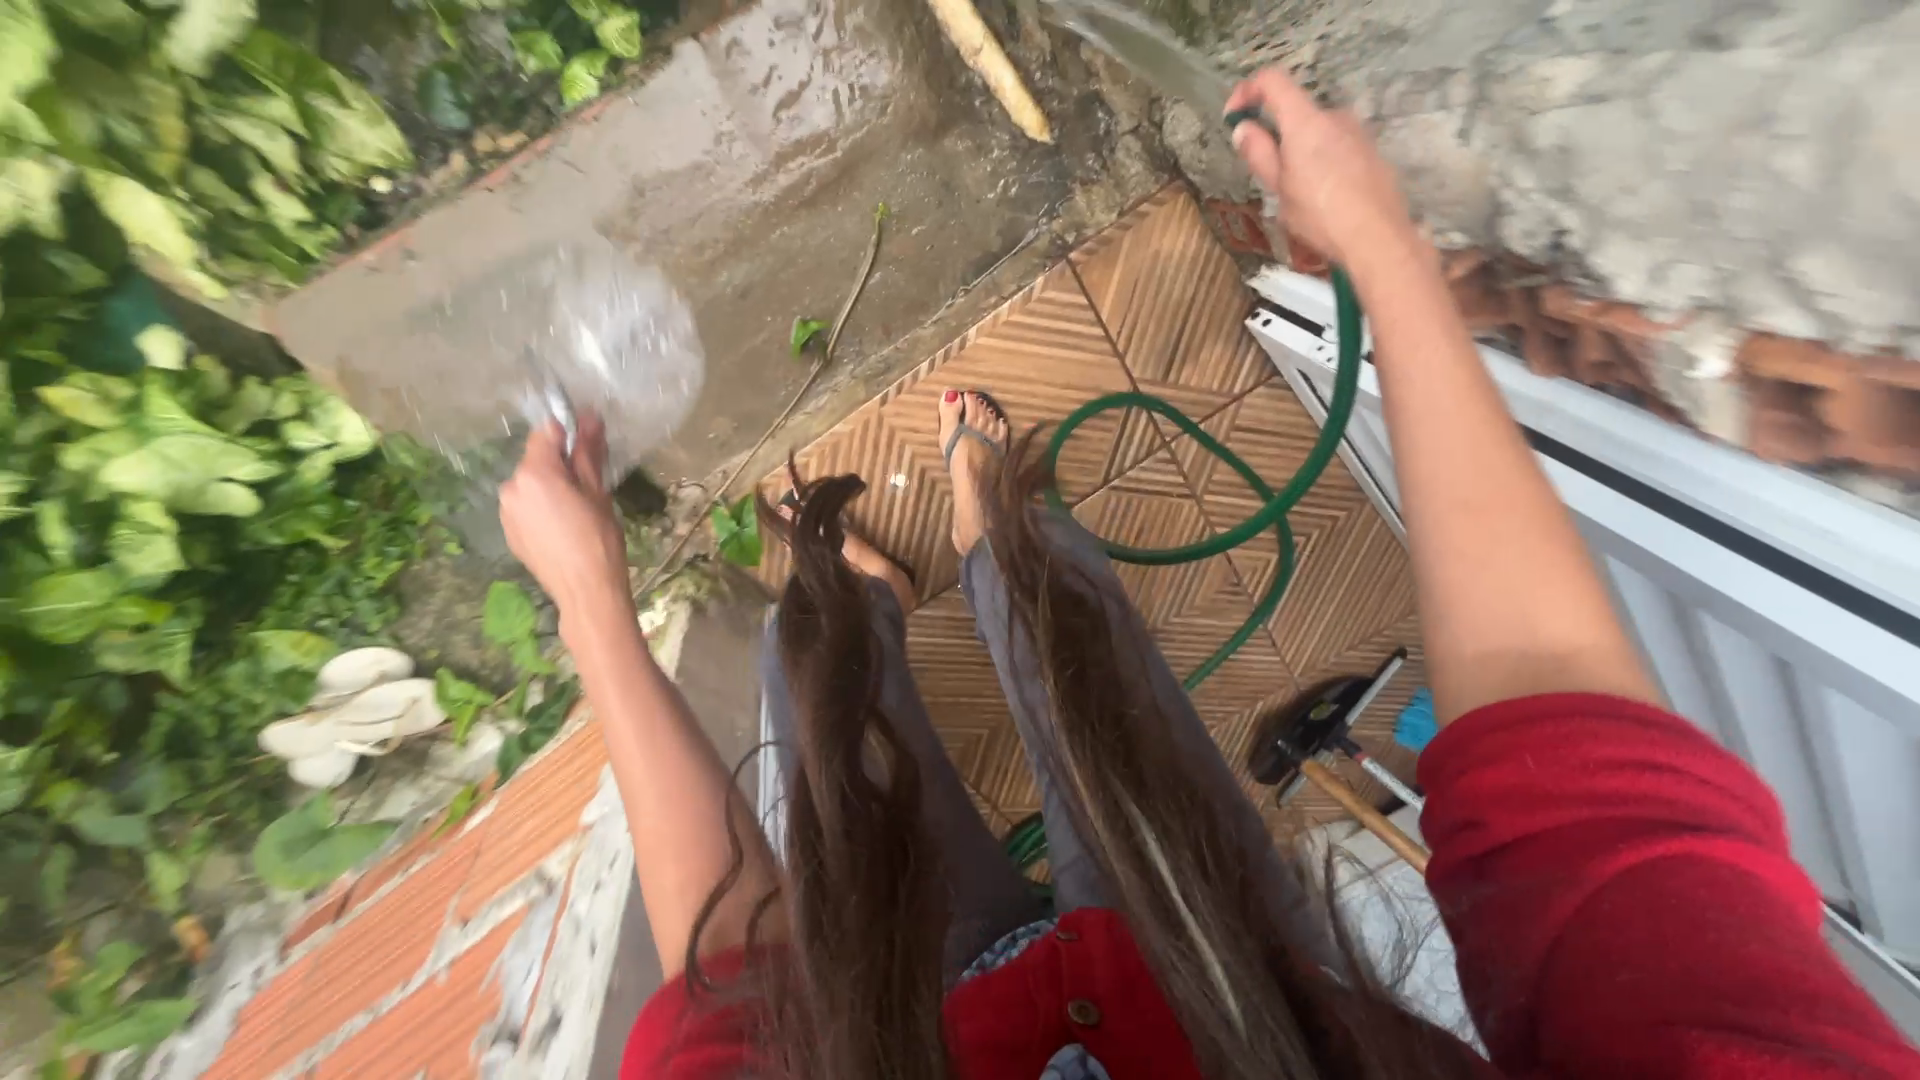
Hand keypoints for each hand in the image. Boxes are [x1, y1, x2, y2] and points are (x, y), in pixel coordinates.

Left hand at [499, 413, 630, 618]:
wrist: (586, 591)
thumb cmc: (599, 540)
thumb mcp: (598, 494)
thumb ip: (588, 454)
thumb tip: (589, 419)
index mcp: (535, 474)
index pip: (546, 434)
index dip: (569, 432)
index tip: (591, 438)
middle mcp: (511, 488)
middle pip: (537, 461)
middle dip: (561, 464)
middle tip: (590, 484)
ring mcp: (506, 512)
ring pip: (531, 486)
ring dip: (551, 488)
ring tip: (577, 510)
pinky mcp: (508, 532)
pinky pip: (526, 508)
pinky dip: (542, 508)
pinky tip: (564, 527)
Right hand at [1224, 68, 1418, 269]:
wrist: (1376, 236)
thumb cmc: (1319, 216)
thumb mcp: (1279, 190)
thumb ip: (1260, 154)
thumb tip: (1243, 129)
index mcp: (1305, 122)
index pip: (1273, 81)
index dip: (1247, 90)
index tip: (1234, 116)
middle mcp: (1334, 116)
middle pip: (1296, 113)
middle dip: (1277, 137)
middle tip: (1269, 176)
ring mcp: (1357, 131)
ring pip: (1317, 133)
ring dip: (1301, 153)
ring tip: (1299, 194)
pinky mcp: (1371, 149)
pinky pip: (1337, 146)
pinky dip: (1322, 162)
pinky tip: (1324, 197)